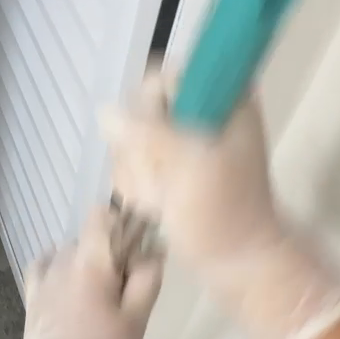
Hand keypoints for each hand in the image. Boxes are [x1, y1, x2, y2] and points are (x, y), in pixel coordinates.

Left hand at [0, 207, 163, 338]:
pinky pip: (45, 265)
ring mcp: (44, 275)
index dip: (120, 221)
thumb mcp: (137, 318)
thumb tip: (154, 249)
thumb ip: (147, 278)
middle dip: (108, 250)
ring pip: (69, 252)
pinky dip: (58, 267)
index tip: (134, 244)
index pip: (101, 215)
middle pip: (89, 237)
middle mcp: (64, 258)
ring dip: (85, 262)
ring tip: (97, 294)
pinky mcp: (31, 292)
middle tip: (124, 282)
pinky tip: (68, 284)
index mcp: (92, 260)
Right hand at [102, 74, 339, 338]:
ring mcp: (176, 141)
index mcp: (220, 99)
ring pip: (126, 139)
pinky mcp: (162, 166)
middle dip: (142, 148)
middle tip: (166, 178)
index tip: (160, 137)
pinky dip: (137, 188)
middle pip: (138, 108)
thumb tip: (105, 112)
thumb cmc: (224, 211)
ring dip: (139, 173)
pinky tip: (158, 205)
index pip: (165, 76)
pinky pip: (126, 164)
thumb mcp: (191, 164)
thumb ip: (148, 132)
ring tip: (165, 198)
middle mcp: (196, 112)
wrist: (234, 262)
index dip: (153, 106)